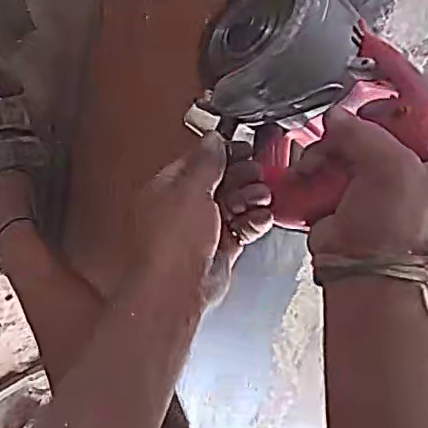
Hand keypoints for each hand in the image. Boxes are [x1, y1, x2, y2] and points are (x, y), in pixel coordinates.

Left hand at [133, 133, 274, 306]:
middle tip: (257, 173)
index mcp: (167, 188)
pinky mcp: (219, 248)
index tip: (245, 149)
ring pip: (233, 204)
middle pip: (219, 181)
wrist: (176, 287)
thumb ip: (206, 162)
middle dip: (241, 176)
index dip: (223, 154)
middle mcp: (182, 208)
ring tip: (260, 196)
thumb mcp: (190, 190)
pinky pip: (241, 228)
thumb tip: (213, 140)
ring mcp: (201, 229)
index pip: (197, 162)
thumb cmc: (171, 243)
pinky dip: (254, 221)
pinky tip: (261, 217)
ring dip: (251, 198)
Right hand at [293, 108, 427, 266]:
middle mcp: (394, 169)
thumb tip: (336, 116)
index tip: (361, 96)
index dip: (385, 103)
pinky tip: (303, 177)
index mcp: (424, 158)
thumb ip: (364, 134)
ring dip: (318, 156)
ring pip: (334, 150)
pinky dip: (305, 172)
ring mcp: (361, 184)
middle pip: (362, 131)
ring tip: (313, 170)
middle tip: (330, 143)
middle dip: (340, 135)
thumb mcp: (391, 167)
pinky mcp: (332, 197)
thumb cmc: (391, 226)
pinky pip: (315, 172)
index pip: (408, 115)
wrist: (358, 267)